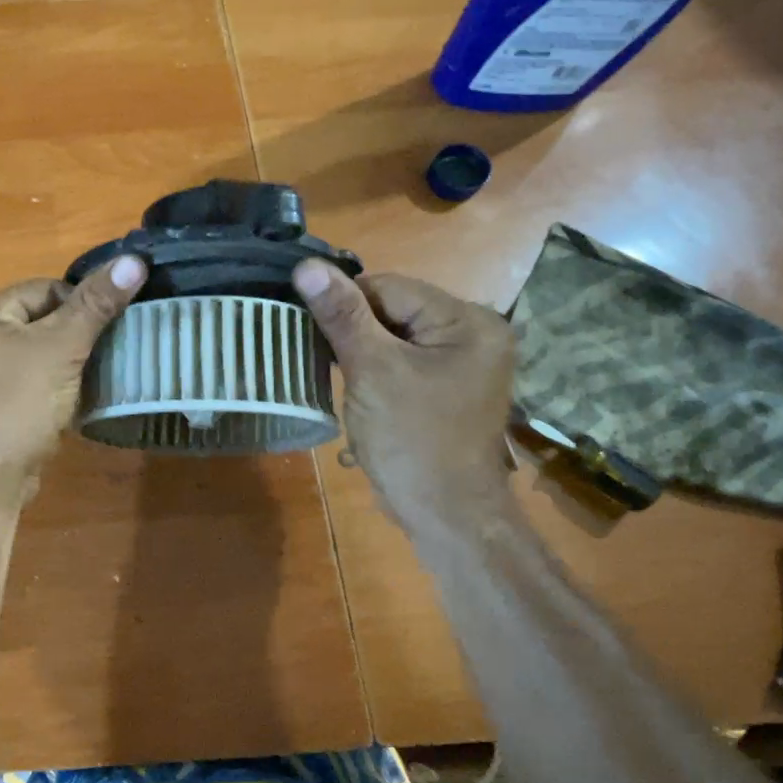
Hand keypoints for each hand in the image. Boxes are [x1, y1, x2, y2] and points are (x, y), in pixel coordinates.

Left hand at [0, 256, 146, 502]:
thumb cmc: (19, 404)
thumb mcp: (62, 348)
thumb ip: (96, 305)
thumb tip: (134, 259)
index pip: (43, 287)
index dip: (80, 301)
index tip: (108, 327)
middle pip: (41, 321)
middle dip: (77, 335)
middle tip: (109, 352)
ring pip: (39, 356)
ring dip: (71, 364)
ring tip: (98, 376)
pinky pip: (33, 386)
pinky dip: (57, 389)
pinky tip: (79, 402)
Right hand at [293, 260, 513, 513]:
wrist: (446, 515)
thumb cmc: (412, 440)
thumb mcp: (373, 372)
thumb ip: (342, 316)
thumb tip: (307, 267)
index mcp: (468, 321)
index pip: (389, 287)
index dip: (345, 306)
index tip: (311, 333)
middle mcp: (475, 334)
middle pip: (395, 311)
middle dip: (355, 333)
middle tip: (325, 362)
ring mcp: (465, 365)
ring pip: (396, 338)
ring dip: (362, 355)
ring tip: (343, 382)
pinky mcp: (450, 389)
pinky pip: (405, 363)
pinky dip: (377, 373)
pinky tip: (361, 396)